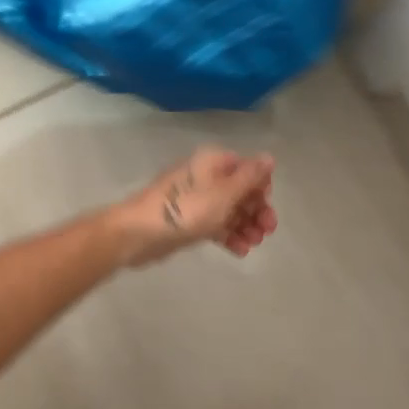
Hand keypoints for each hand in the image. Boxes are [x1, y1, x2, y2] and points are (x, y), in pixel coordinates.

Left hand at [111, 147, 277, 265]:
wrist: (139, 233)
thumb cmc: (186, 210)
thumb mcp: (224, 193)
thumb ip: (249, 177)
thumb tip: (269, 157)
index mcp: (213, 162)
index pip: (246, 168)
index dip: (260, 187)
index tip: (267, 206)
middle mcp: (205, 177)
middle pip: (239, 191)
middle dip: (256, 210)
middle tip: (266, 231)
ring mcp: (195, 200)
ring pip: (228, 210)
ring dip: (245, 225)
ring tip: (253, 244)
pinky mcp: (187, 221)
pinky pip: (214, 225)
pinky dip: (228, 236)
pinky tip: (240, 251)